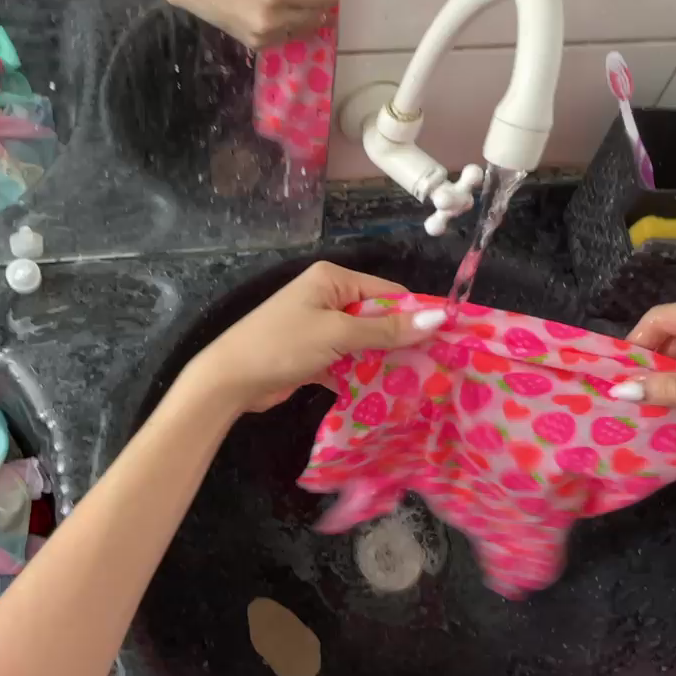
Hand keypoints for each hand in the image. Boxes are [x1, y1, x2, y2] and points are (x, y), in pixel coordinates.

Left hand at [180, 262, 444, 414]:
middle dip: (400, 342)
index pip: (387, 293)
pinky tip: (383, 395)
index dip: (415, 315)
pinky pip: (348, 362)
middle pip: (378, 318)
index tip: (445, 341)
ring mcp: (319, 327)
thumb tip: (438, 317)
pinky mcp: (313, 355)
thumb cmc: (283, 345)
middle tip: (434, 369)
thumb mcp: (338, 334)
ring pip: (364, 344)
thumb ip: (387, 329)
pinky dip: (361, 375)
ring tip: (416, 385)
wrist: (230, 380)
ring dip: (382, 362)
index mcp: (333, 280)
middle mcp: (328, 298)